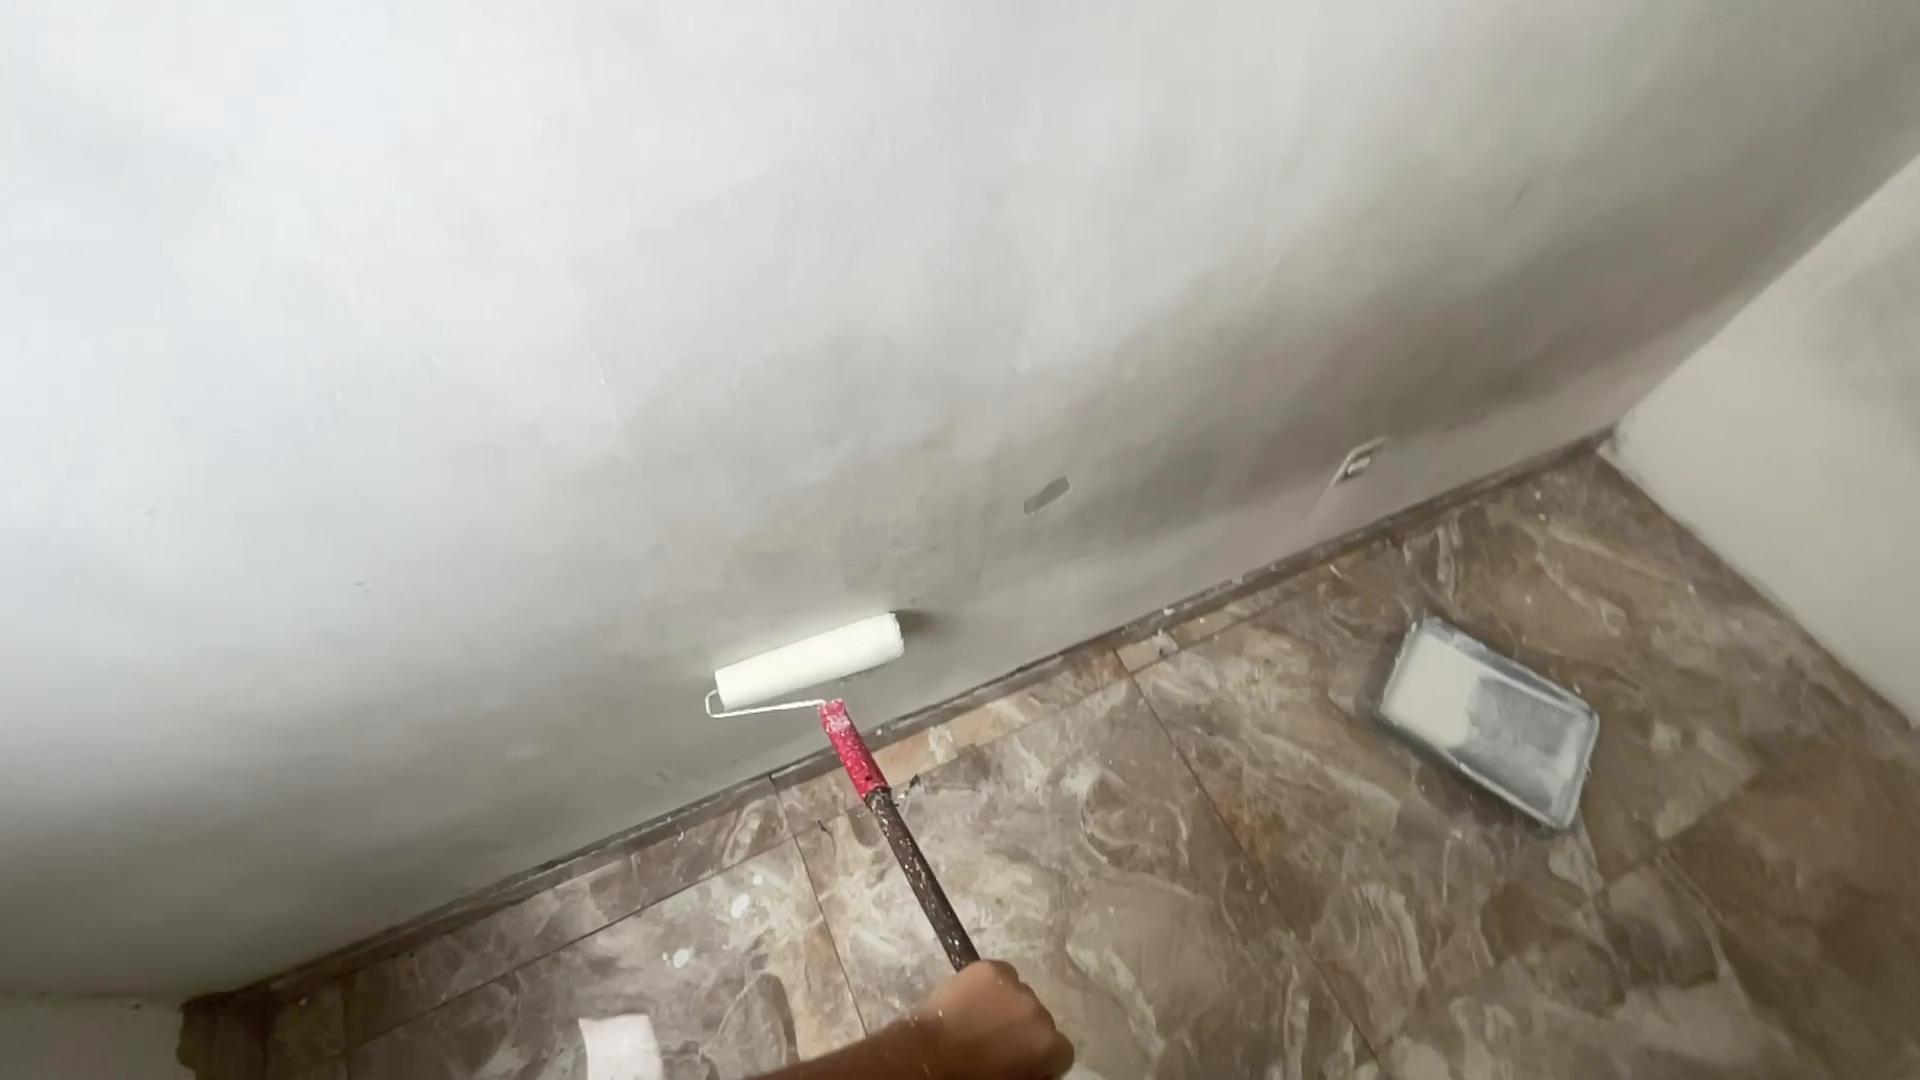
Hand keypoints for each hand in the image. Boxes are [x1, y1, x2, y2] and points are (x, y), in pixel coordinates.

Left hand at [912, 960, 1074, 1079]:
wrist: (932, 1057)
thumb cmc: (974, 1078)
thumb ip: (1033, 1069)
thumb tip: (1035, 1064)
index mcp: (1048, 1044)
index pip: (1062, 1049)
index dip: (1044, 1058)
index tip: (1026, 1062)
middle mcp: (1038, 1009)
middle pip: (1041, 1018)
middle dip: (1026, 1029)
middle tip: (1002, 1041)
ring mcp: (1014, 983)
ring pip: (1021, 994)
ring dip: (1010, 1004)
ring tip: (985, 1016)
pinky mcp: (990, 967)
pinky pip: (1000, 975)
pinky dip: (992, 985)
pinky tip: (975, 998)